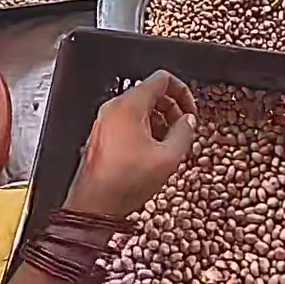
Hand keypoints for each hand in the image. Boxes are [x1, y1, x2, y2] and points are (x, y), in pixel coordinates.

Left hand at [65, 71, 197, 218]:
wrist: (94, 204)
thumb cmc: (125, 181)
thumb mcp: (167, 158)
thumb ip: (184, 133)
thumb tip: (189, 121)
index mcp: (129, 105)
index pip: (162, 79)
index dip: (183, 92)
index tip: (190, 111)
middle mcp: (113, 108)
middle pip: (151, 93)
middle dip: (172, 109)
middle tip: (183, 130)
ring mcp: (105, 122)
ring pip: (139, 109)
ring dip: (160, 122)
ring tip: (169, 145)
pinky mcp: (102, 135)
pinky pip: (127, 123)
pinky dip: (144, 131)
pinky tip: (152, 153)